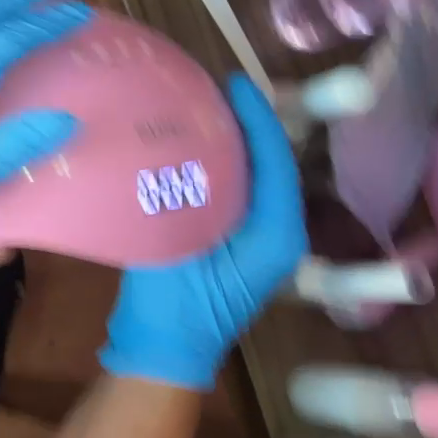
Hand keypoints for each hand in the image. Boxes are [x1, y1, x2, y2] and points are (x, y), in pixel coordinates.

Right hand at [100, 75, 307, 389]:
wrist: (161, 353)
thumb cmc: (175, 308)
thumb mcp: (177, 252)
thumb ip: (180, 205)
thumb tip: (171, 155)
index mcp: (276, 232)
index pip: (274, 162)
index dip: (256, 120)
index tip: (232, 84)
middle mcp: (273, 232)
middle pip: (263, 167)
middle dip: (241, 128)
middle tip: (207, 93)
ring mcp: (247, 241)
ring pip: (242, 181)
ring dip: (221, 148)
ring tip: (191, 116)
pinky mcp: (220, 246)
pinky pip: (221, 196)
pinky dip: (204, 172)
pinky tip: (175, 157)